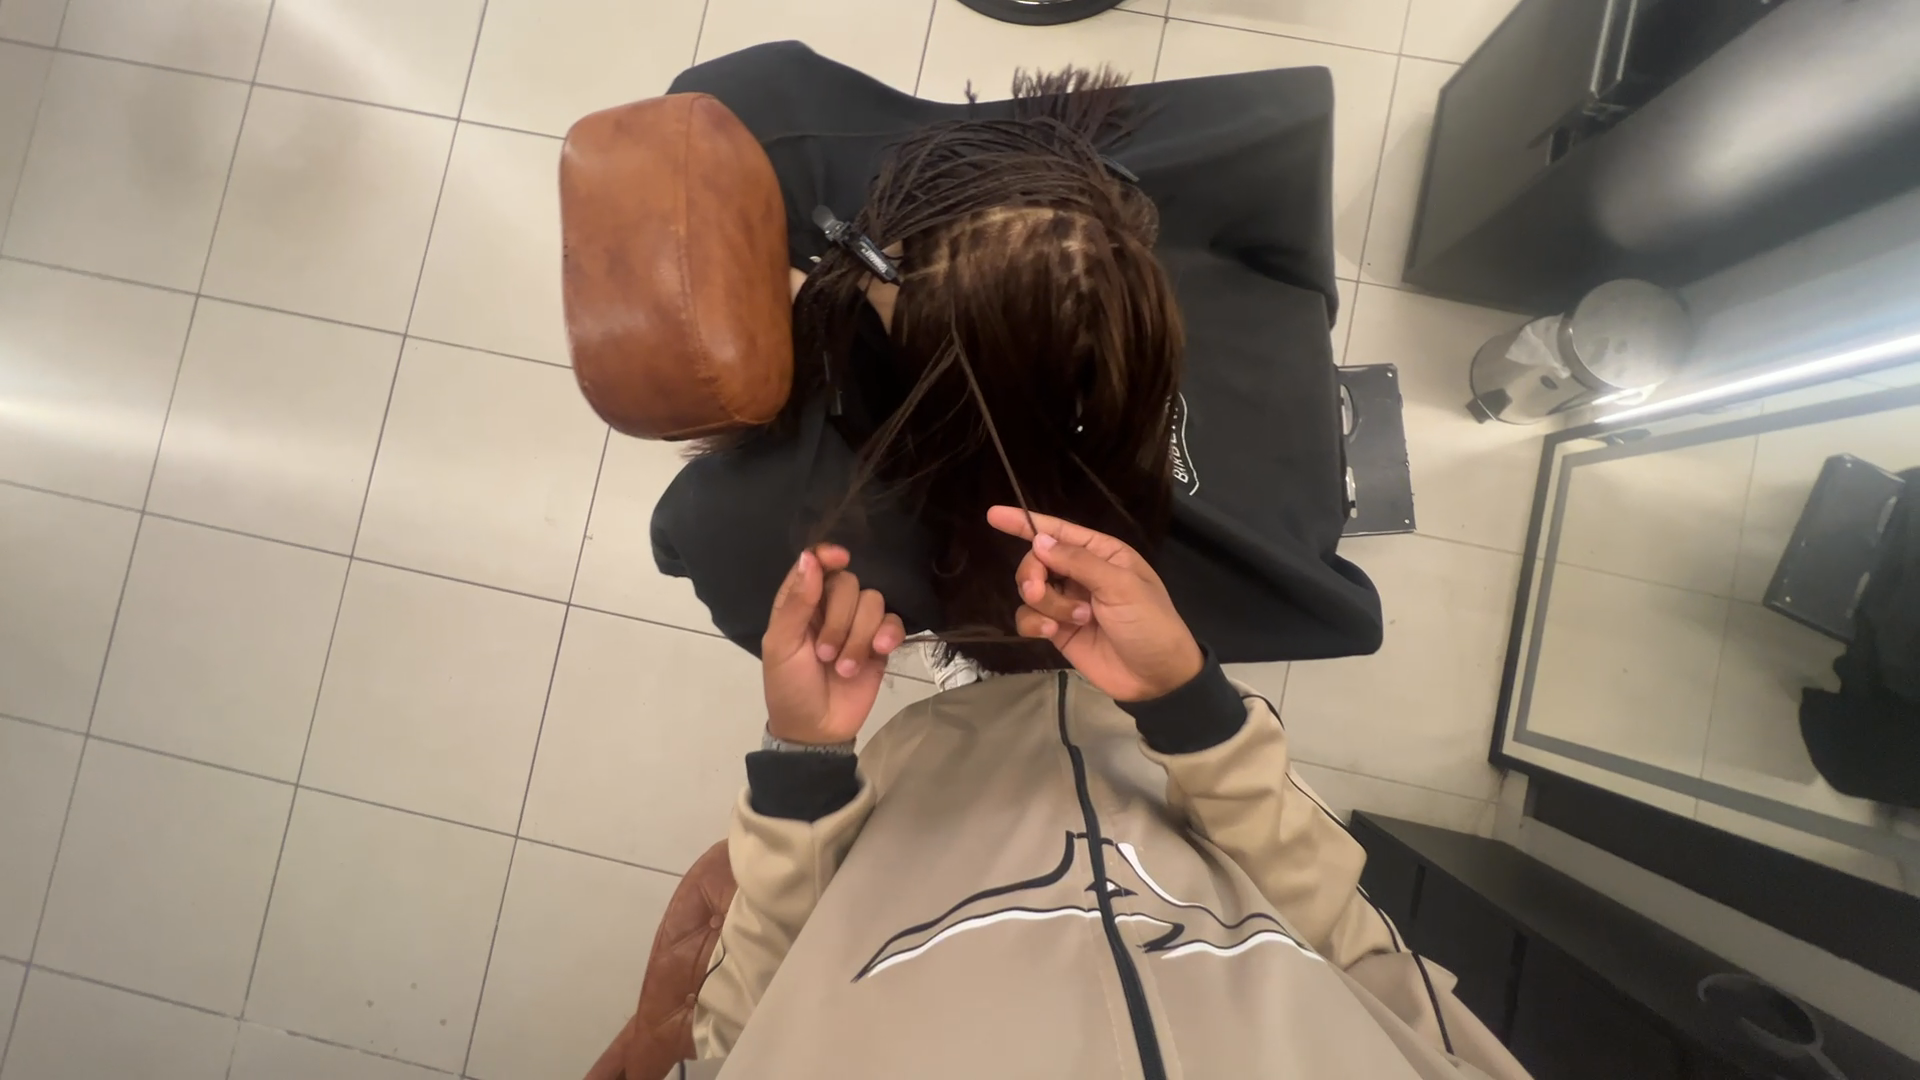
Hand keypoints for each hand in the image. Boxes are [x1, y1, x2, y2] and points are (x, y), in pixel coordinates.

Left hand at [762, 545, 905, 745]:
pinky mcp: (881, 643)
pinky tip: (879, 652)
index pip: (816, 563)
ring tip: (845, 668)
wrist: (817, 730)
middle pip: (849, 583)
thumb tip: (809, 557)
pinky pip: (894, 622)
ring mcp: (858, 624)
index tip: (840, 559)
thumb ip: (796, 602)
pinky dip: (888, 634)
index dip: (828, 556)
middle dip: (840, 620)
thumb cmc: (789, 686)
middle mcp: (831, 607)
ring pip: (873, 602)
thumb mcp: (781, 645)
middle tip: (825, 654)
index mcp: (801, 602)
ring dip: (859, 637)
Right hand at [986, 507, 1202, 702]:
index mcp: (1100, 553)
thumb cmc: (1148, 623)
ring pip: (1031, 591)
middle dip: (1034, 575)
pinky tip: (1052, 634)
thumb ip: (1078, 562)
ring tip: (1075, 621)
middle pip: (1036, 561)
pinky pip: (1029, 618)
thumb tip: (1039, 541)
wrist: (1157, 677)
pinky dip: (1034, 624)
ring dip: (1046, 605)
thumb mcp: (1120, 586)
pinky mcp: (1058, 630)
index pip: (1057, 531)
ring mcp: (1067, 603)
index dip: (1024, 522)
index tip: (994, 515)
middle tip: (1039, 591)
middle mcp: (1080, 573)